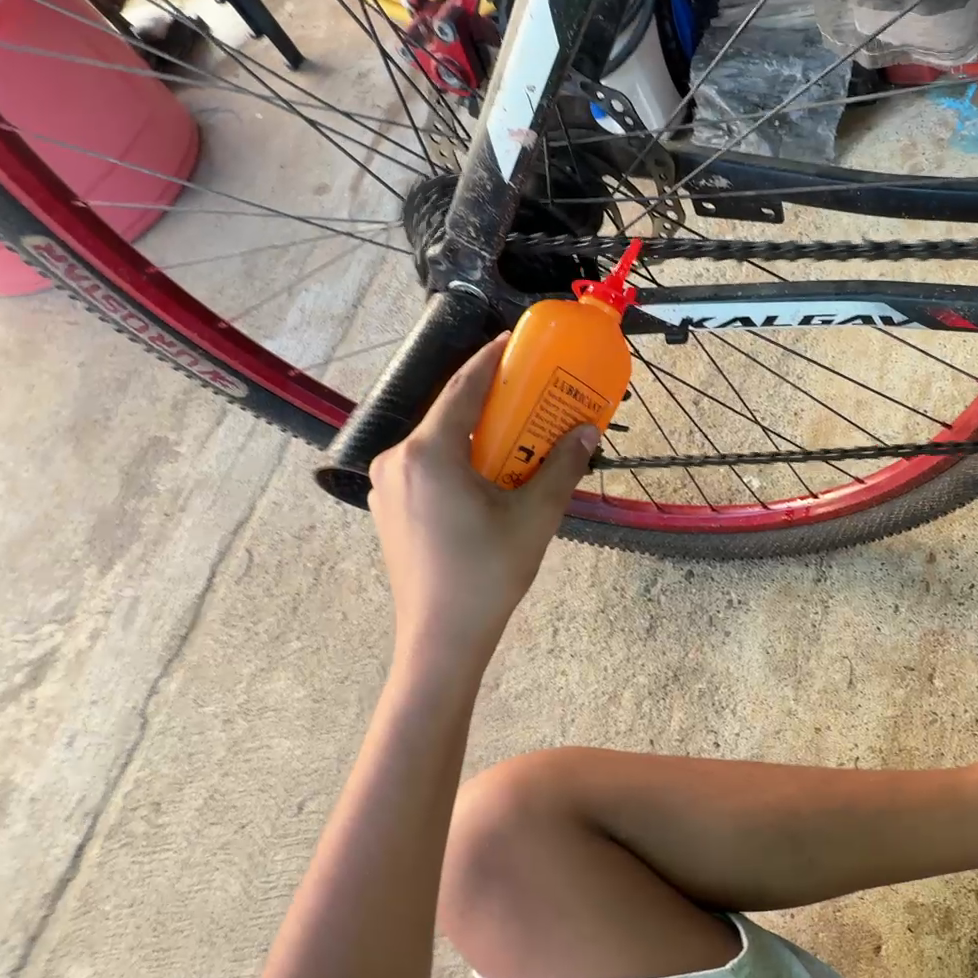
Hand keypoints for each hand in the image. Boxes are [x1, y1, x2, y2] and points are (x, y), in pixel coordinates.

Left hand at [368, 334, 599, 654]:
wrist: (442, 636)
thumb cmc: (488, 573)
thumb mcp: (535, 515)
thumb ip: (562, 467)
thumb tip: (587, 433)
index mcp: (429, 454)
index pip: (463, 389)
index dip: (492, 360)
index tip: (516, 340)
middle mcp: (399, 460)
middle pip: (452, 414)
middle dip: (495, 400)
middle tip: (533, 393)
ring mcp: (390, 485)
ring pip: (441, 442)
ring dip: (481, 433)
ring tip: (521, 435)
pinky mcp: (392, 507)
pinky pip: (431, 466)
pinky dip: (465, 458)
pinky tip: (494, 473)